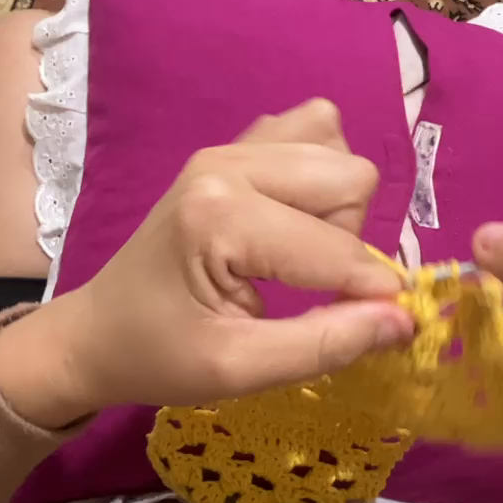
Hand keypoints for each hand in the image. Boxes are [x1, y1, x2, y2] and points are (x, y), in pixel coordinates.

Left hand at [0, 100, 414, 427]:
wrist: (96, 333)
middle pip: (350, 177)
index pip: (336, 246)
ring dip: (338, 205)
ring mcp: (226, 147)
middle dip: (351, 242)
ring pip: (336, 148)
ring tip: (297, 250)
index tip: (381, 327)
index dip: (372, 293)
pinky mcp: (230, 148)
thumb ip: (325, 344)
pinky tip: (291, 215)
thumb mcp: (238, 370)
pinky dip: (318, 173)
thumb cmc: (158, 357)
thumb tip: (405, 319)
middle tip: (311, 287)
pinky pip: (308, 132)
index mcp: (221, 217)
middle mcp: (226, 163)